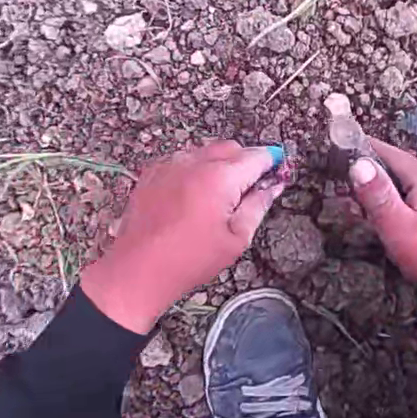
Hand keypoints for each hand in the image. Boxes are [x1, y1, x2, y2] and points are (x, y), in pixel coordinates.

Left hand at [79, 141, 284, 332]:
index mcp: (221, 177)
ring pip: (206, 151)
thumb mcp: (236, 239)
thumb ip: (258, 206)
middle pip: (232, 147)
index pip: (257, 156)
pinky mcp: (153, 172)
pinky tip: (194, 195)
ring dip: (220, 164)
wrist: (138, 269)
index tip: (278, 170)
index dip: (272, 162)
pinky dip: (195, 169)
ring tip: (219, 196)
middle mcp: (195, 162)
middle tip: (250, 188)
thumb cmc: (188, 259)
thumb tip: (273, 187)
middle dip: (246, 162)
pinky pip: (183, 160)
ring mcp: (171, 165)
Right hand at [347, 138, 416, 282]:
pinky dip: (397, 199)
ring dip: (385, 188)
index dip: (366, 150)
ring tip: (363, 200)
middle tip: (348, 181)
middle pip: (398, 167)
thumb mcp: (397, 226)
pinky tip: (387, 214)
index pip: (391, 153)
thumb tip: (359, 165)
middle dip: (373, 173)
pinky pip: (414, 195)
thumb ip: (378, 195)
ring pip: (405, 182)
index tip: (345, 146)